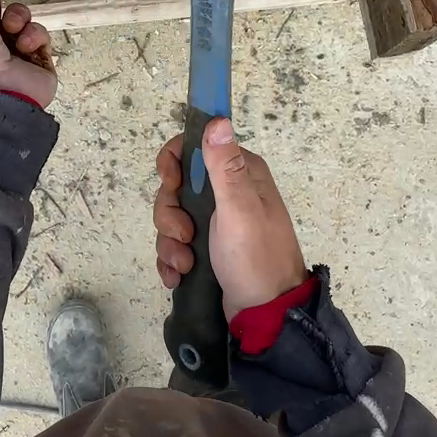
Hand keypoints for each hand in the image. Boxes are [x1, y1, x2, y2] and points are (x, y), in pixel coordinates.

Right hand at [153, 119, 306, 319]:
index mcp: (239, 174)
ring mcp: (215, 221)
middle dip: (170, 214)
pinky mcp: (205, 247)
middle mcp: (226, 192)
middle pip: (175, 186)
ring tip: (185, 264)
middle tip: (184, 235)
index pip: (194, 148)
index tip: (170, 183)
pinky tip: (179, 276)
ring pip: (171, 217)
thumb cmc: (256, 258)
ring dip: (170, 242)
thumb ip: (225, 166)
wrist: (265, 318)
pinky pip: (173, 243)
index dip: (174, 163)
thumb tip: (218, 119)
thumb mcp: (240, 209)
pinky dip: (171, 260)